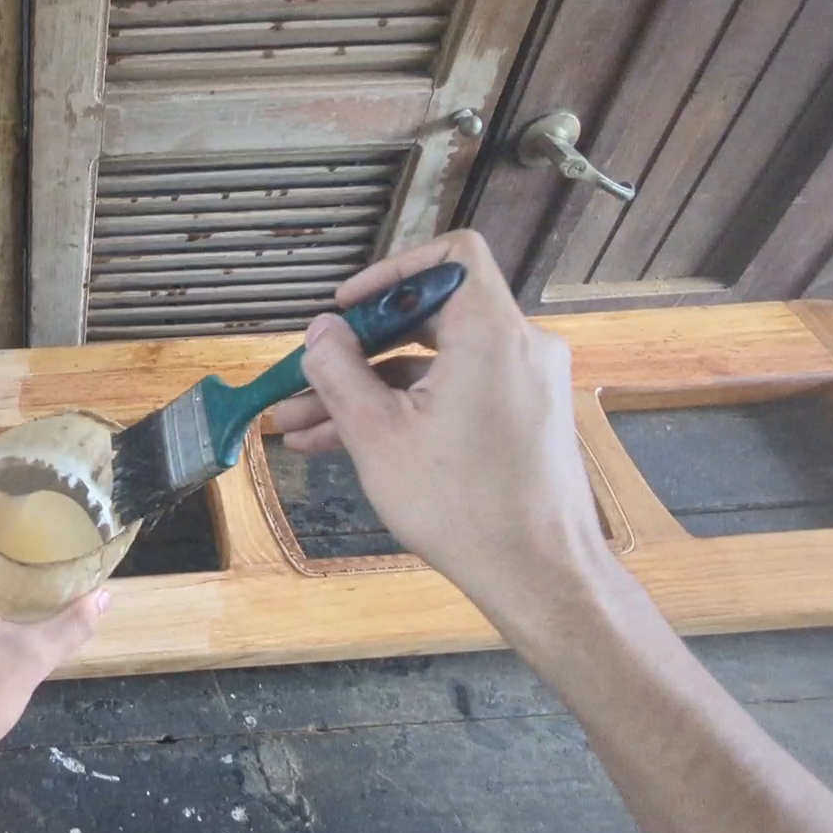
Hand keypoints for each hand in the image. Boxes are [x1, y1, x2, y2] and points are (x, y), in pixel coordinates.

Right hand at [270, 230, 607, 628]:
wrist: (536, 574)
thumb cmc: (457, 502)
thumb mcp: (376, 432)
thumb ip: (339, 370)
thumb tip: (320, 331)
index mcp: (491, 336)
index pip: (451, 259)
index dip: (391, 271)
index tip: (346, 307)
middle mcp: (517, 348)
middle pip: (425, 319)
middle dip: (353, 350)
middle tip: (302, 377)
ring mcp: (519, 384)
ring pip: (428, 367)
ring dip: (362, 390)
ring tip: (296, 425)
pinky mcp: (516, 416)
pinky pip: (448, 394)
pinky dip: (398, 409)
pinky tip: (336, 441)